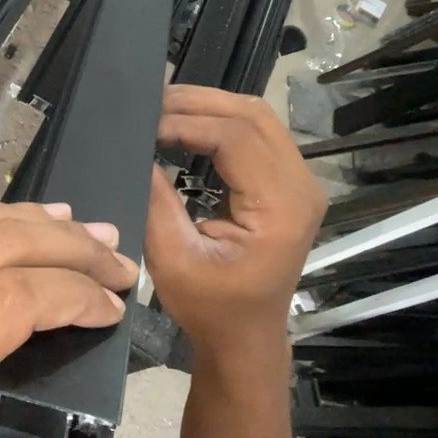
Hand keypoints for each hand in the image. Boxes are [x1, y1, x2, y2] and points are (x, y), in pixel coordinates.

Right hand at [145, 86, 324, 357]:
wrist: (243, 335)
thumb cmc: (209, 305)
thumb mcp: (172, 258)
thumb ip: (157, 202)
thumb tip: (138, 152)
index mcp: (279, 206)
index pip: (236, 138)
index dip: (186, 123)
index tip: (142, 126)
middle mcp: (299, 185)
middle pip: (253, 116)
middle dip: (197, 102)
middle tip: (147, 103)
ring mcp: (298, 182)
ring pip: (258, 117)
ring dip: (209, 106)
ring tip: (161, 108)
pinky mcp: (284, 183)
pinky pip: (256, 134)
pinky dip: (218, 121)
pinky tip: (184, 126)